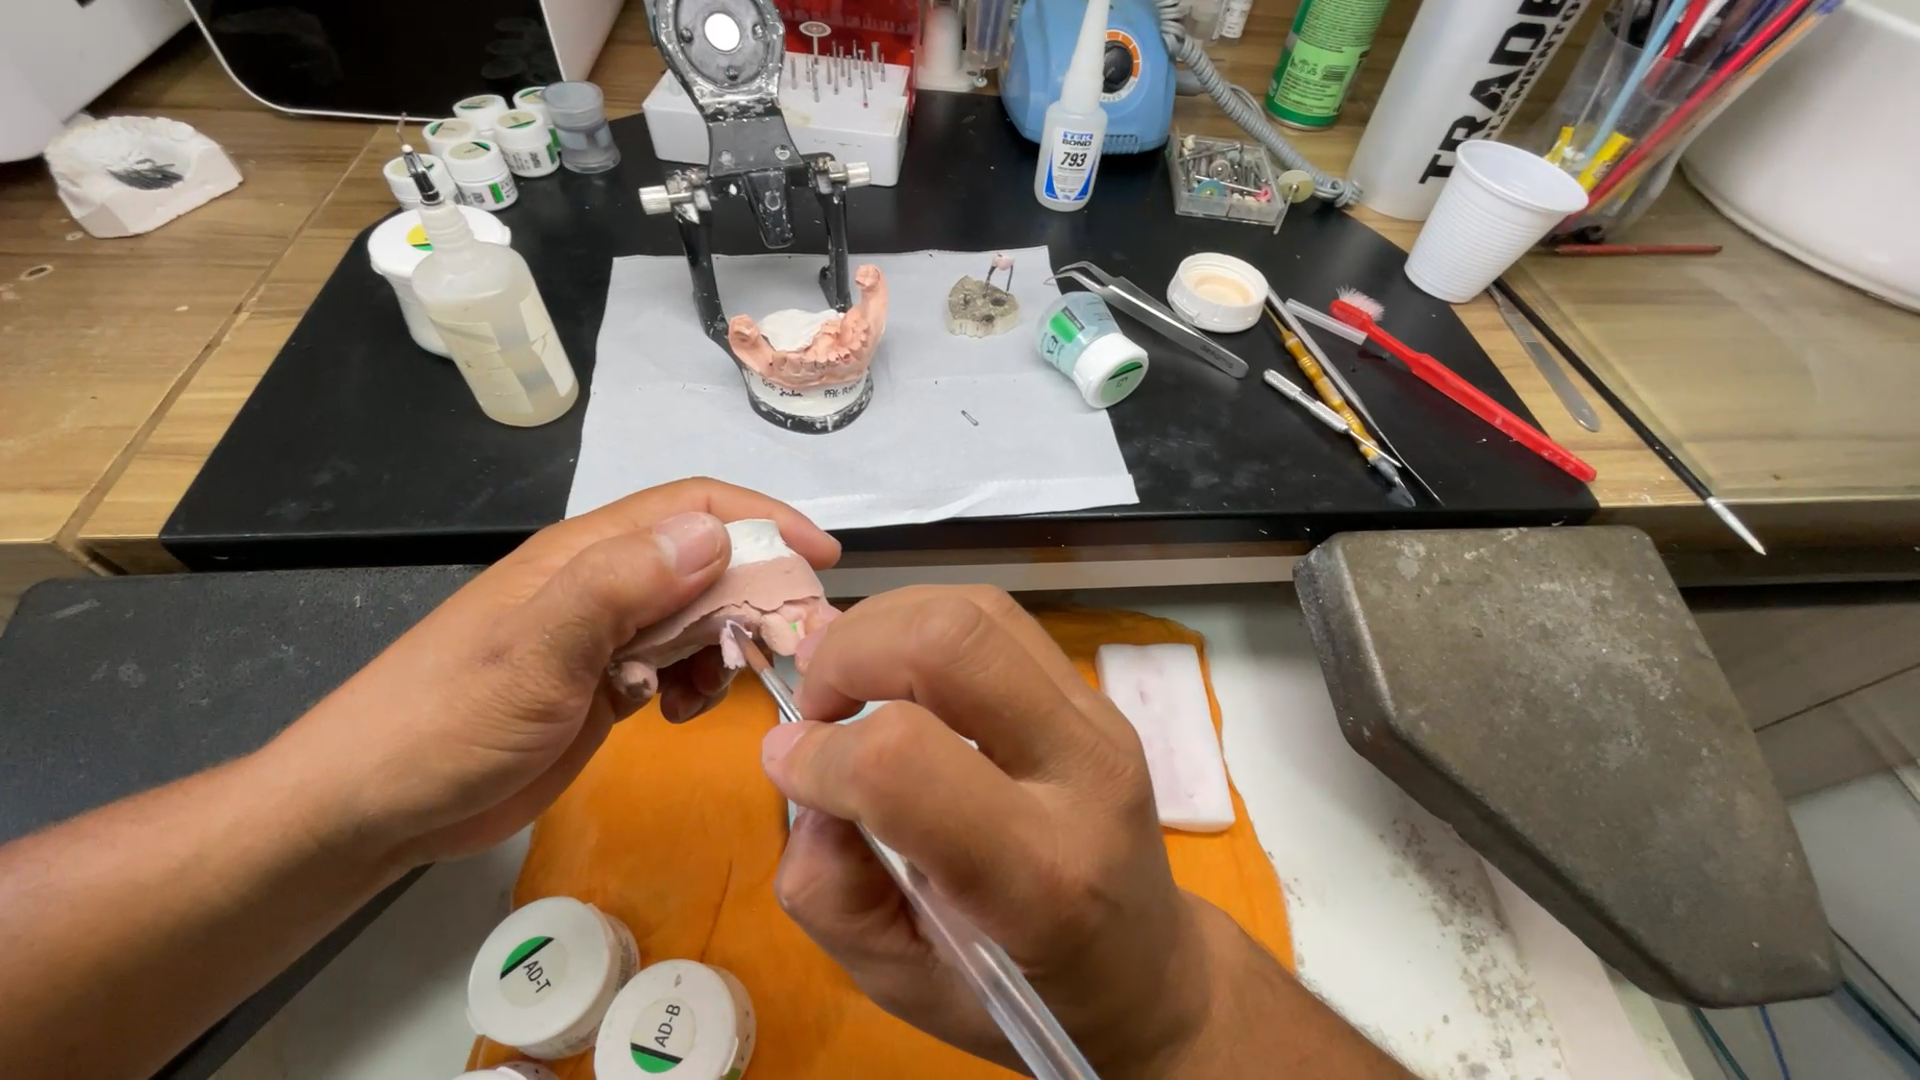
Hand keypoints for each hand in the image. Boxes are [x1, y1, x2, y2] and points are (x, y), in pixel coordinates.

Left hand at [270, 479, 837, 869]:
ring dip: (730, 642)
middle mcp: (604, 584)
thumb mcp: (535, 654)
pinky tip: (684, 713)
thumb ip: (619, 587)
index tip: (822, 558)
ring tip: (728, 683)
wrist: (372, 809)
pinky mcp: (607, 680)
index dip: (763, 520)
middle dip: (761, 590)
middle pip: (708, 562)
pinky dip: (699, 681)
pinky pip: (678, 662)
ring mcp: (606, 634)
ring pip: (699, 614)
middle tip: (799, 638)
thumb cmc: (447, 723)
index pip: (694, 509)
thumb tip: (712, 538)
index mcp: (588, 556)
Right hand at [763, 586, 1410, 1079]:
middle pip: (955, 645)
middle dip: (853, 652)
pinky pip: (998, 617)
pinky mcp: (1093, 693)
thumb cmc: (1024, 993)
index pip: (908, 764)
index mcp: (1039, 877)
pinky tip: (896, 663)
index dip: (825, 754)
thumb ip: (832, 892)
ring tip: (844, 670)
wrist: (1147, 966)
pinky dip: (923, 619)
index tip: (789, 762)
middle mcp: (1082, 774)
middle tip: (816, 700)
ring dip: (884, 623)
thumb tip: (807, 774)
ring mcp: (1098, 719)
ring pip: (978, 610)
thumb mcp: (904, 983)